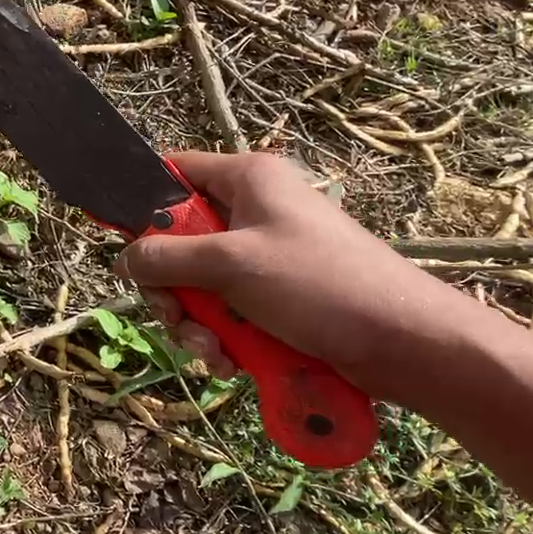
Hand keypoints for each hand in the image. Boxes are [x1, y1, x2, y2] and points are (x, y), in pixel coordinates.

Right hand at [115, 151, 486, 406]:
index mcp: (247, 179)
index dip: (140, 200)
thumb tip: (122, 259)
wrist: (412, 348)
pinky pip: (224, 311)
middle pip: (175, 240)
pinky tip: (230, 361)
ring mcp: (263, 256)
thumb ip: (163, 257)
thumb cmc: (320, 284)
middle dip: (170, 287)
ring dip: (194, 322)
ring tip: (212, 351)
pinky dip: (220, 338)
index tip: (120, 239)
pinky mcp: (274, 296)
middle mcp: (252, 211)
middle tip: (174, 314)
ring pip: (196, 283)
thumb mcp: (229, 264)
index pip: (172, 172)